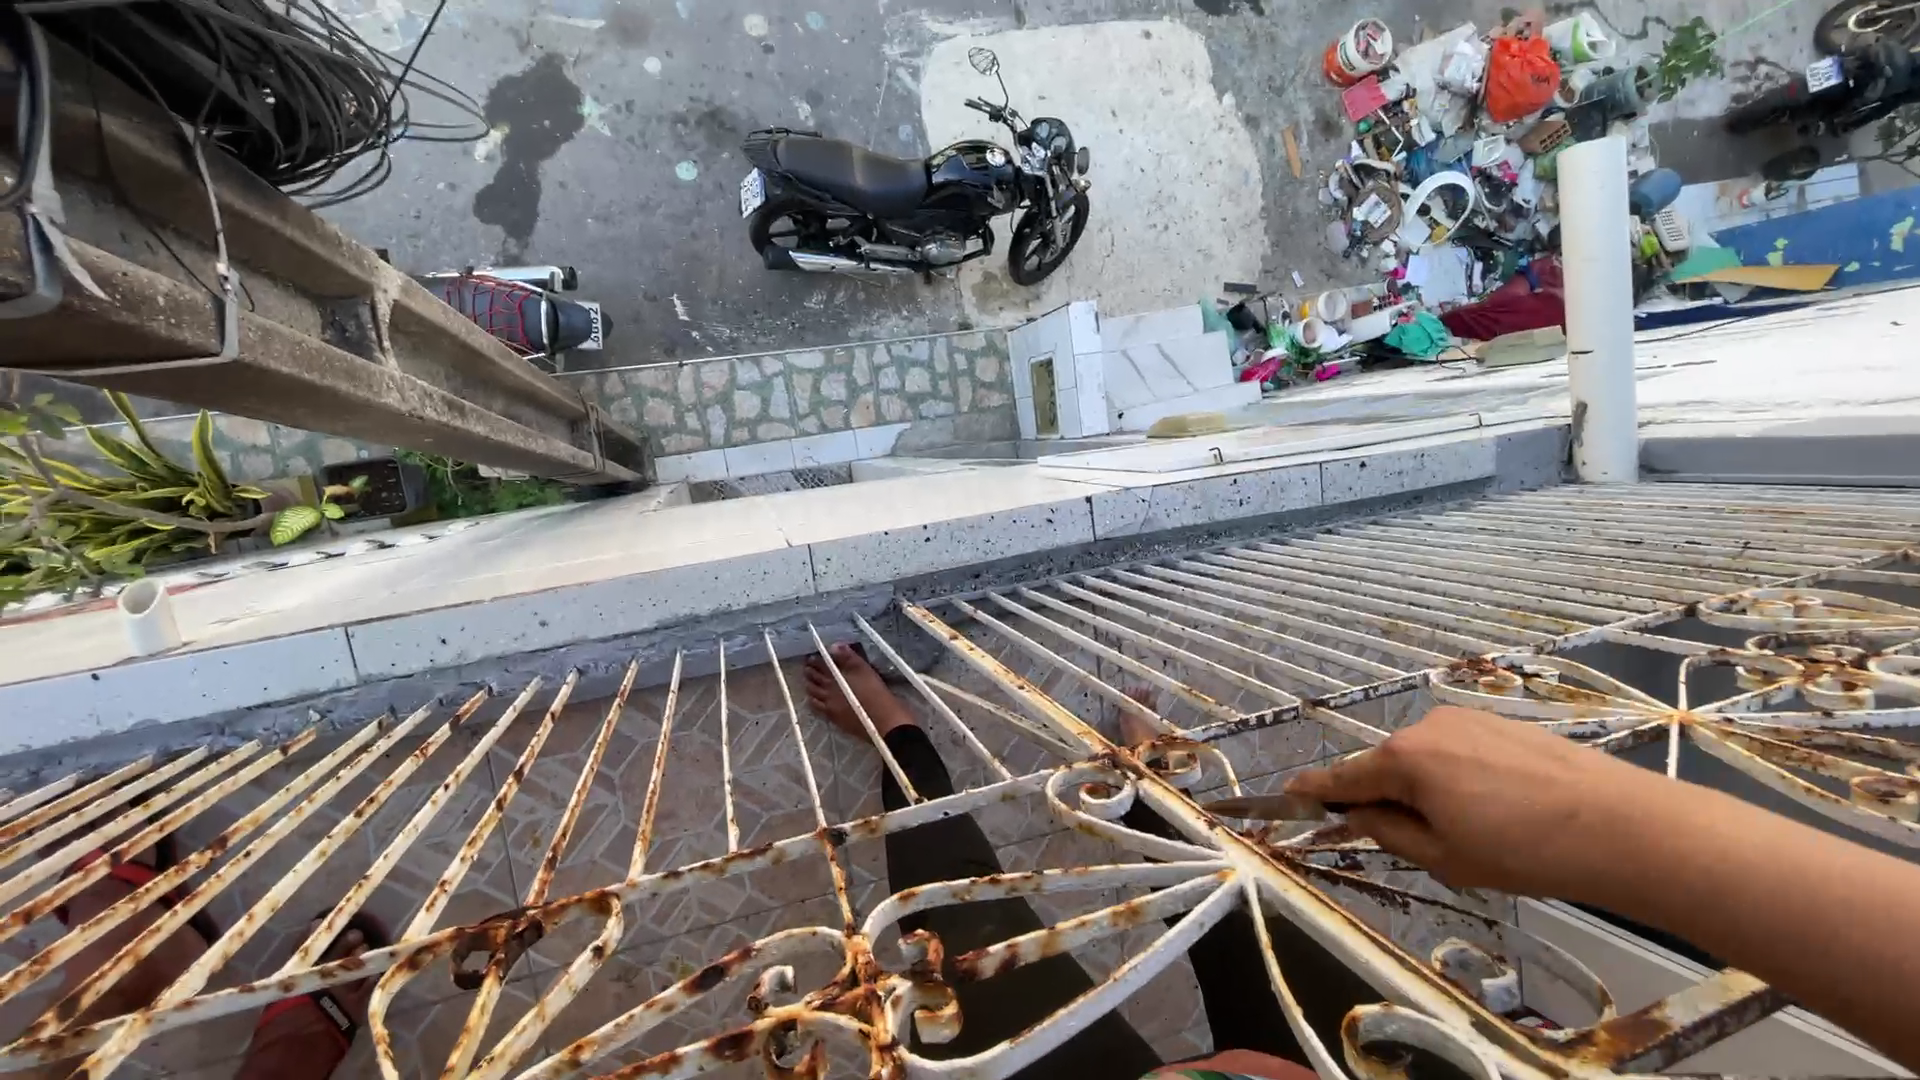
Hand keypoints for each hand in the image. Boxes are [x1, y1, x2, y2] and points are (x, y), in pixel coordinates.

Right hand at [1284, 706, 1672, 898]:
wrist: (1627, 827)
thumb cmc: (1524, 851)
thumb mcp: (1445, 858)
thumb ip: (1388, 833)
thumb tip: (1359, 816)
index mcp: (1403, 760)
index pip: (1342, 777)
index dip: (1313, 790)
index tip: (1287, 793)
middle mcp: (1423, 727)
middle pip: (1384, 766)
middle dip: (1385, 797)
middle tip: (1416, 840)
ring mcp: (1463, 719)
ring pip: (1422, 758)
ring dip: (1425, 786)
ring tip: (1474, 827)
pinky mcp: (1498, 720)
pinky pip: (1456, 749)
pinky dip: (1457, 774)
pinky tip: (1500, 804)